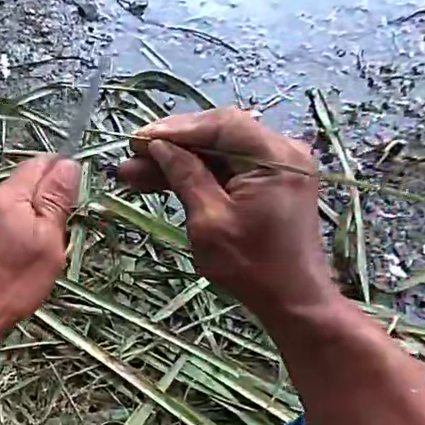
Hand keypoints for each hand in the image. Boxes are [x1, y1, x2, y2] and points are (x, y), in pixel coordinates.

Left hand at [0, 153, 79, 339]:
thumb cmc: (12, 284)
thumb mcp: (48, 242)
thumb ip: (56, 200)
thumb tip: (68, 164)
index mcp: (7, 195)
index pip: (41, 163)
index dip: (62, 175)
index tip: (73, 202)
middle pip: (25, 181)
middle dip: (45, 198)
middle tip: (56, 233)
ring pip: (12, 203)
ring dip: (29, 216)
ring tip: (36, 250)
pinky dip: (13, 230)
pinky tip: (16, 256)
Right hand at [117, 106, 338, 327]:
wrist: (292, 299)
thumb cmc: (250, 266)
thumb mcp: (209, 221)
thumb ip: (186, 176)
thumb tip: (159, 146)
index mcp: (274, 156)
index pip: (219, 125)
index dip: (175, 129)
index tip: (138, 140)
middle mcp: (282, 151)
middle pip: (219, 134)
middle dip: (172, 146)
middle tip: (132, 156)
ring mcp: (278, 167)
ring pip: (219, 153)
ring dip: (179, 162)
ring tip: (134, 173)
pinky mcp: (270, 184)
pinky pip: (229, 169)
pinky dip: (198, 175)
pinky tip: (162, 180)